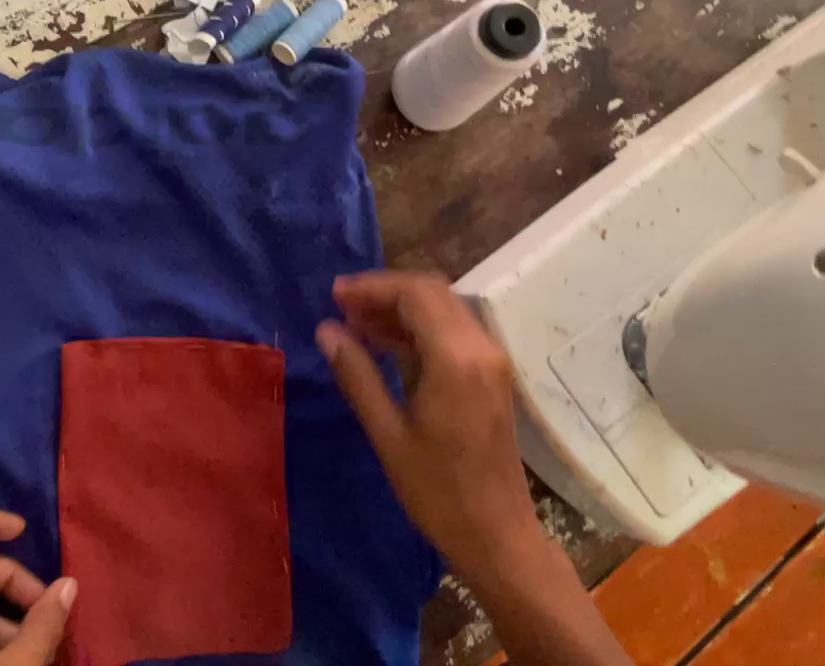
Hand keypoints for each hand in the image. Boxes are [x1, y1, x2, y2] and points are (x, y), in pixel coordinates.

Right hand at [316, 270, 539, 571]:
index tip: (334, 294)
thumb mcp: (387, 433)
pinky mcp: (490, 375)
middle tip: (341, 305)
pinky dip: (417, 325)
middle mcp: (480, 348)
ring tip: (355, 321)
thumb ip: (357, 374)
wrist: (498, 537)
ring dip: (400, 306)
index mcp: (456, 359)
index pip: (414, 294)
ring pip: (443, 308)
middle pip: (431, 292)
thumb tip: (326, 329)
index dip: (371, 287)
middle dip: (384, 291)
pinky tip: (385, 342)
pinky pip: (452, 330)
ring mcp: (490, 361)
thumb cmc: (437, 491)